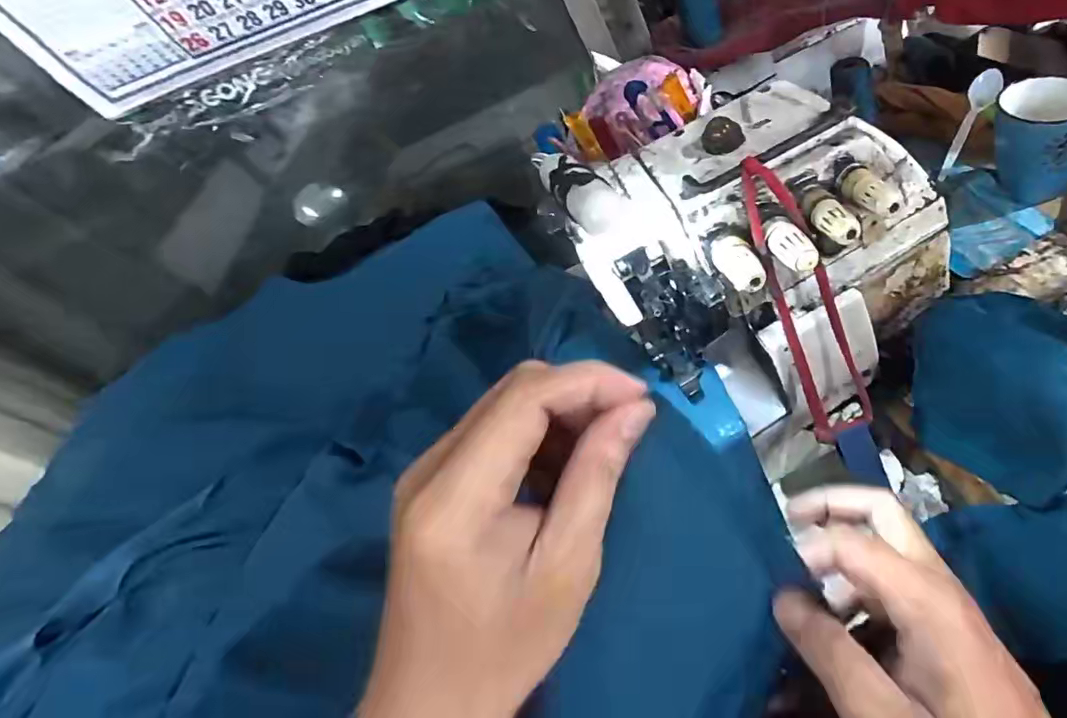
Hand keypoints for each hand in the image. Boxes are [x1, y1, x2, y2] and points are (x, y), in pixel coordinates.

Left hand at [358, 361, 656, 717]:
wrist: (430, 706)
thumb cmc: (504, 648)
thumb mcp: (567, 567)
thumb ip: (597, 476)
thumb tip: (635, 409)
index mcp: (454, 495)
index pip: (524, 398)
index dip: (588, 381)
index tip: (641, 396)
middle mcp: (429, 467)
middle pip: (514, 389)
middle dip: (579, 391)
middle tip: (628, 419)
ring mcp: (425, 469)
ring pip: (506, 401)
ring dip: (561, 409)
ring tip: (602, 443)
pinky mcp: (432, 478)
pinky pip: (494, 426)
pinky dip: (538, 430)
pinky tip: (565, 464)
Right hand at [775, 486, 1047, 717]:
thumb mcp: (882, 716)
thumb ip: (831, 653)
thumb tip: (783, 598)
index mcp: (927, 596)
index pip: (852, 539)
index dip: (806, 549)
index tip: (773, 579)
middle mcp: (940, 584)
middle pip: (882, 512)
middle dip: (832, 506)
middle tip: (788, 519)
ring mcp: (949, 605)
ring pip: (889, 549)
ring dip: (845, 555)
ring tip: (805, 594)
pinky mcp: (951, 632)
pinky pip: (898, 589)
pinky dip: (861, 592)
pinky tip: (837, 633)